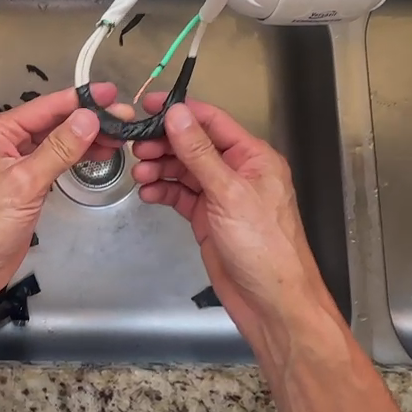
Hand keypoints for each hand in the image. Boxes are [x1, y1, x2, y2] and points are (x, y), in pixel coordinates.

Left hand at [0, 83, 120, 307]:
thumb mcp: (25, 184)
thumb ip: (58, 149)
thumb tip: (88, 118)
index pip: (46, 107)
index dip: (80, 99)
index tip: (111, 93)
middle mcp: (6, 140)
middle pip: (54, 121)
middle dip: (89, 119)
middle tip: (124, 118)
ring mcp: (16, 161)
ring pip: (57, 140)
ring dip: (87, 138)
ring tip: (119, 136)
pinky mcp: (25, 182)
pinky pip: (55, 159)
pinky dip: (77, 156)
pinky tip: (98, 153)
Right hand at [130, 95, 334, 348]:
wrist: (274, 307)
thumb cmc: (265, 249)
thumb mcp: (228, 193)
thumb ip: (198, 153)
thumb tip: (177, 114)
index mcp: (252, 157)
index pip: (211, 121)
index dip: (180, 111)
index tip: (148, 105)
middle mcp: (237, 171)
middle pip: (193, 144)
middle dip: (164, 143)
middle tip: (137, 147)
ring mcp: (221, 195)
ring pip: (184, 169)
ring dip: (160, 168)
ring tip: (140, 173)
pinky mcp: (208, 217)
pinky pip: (180, 194)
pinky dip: (163, 191)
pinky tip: (148, 193)